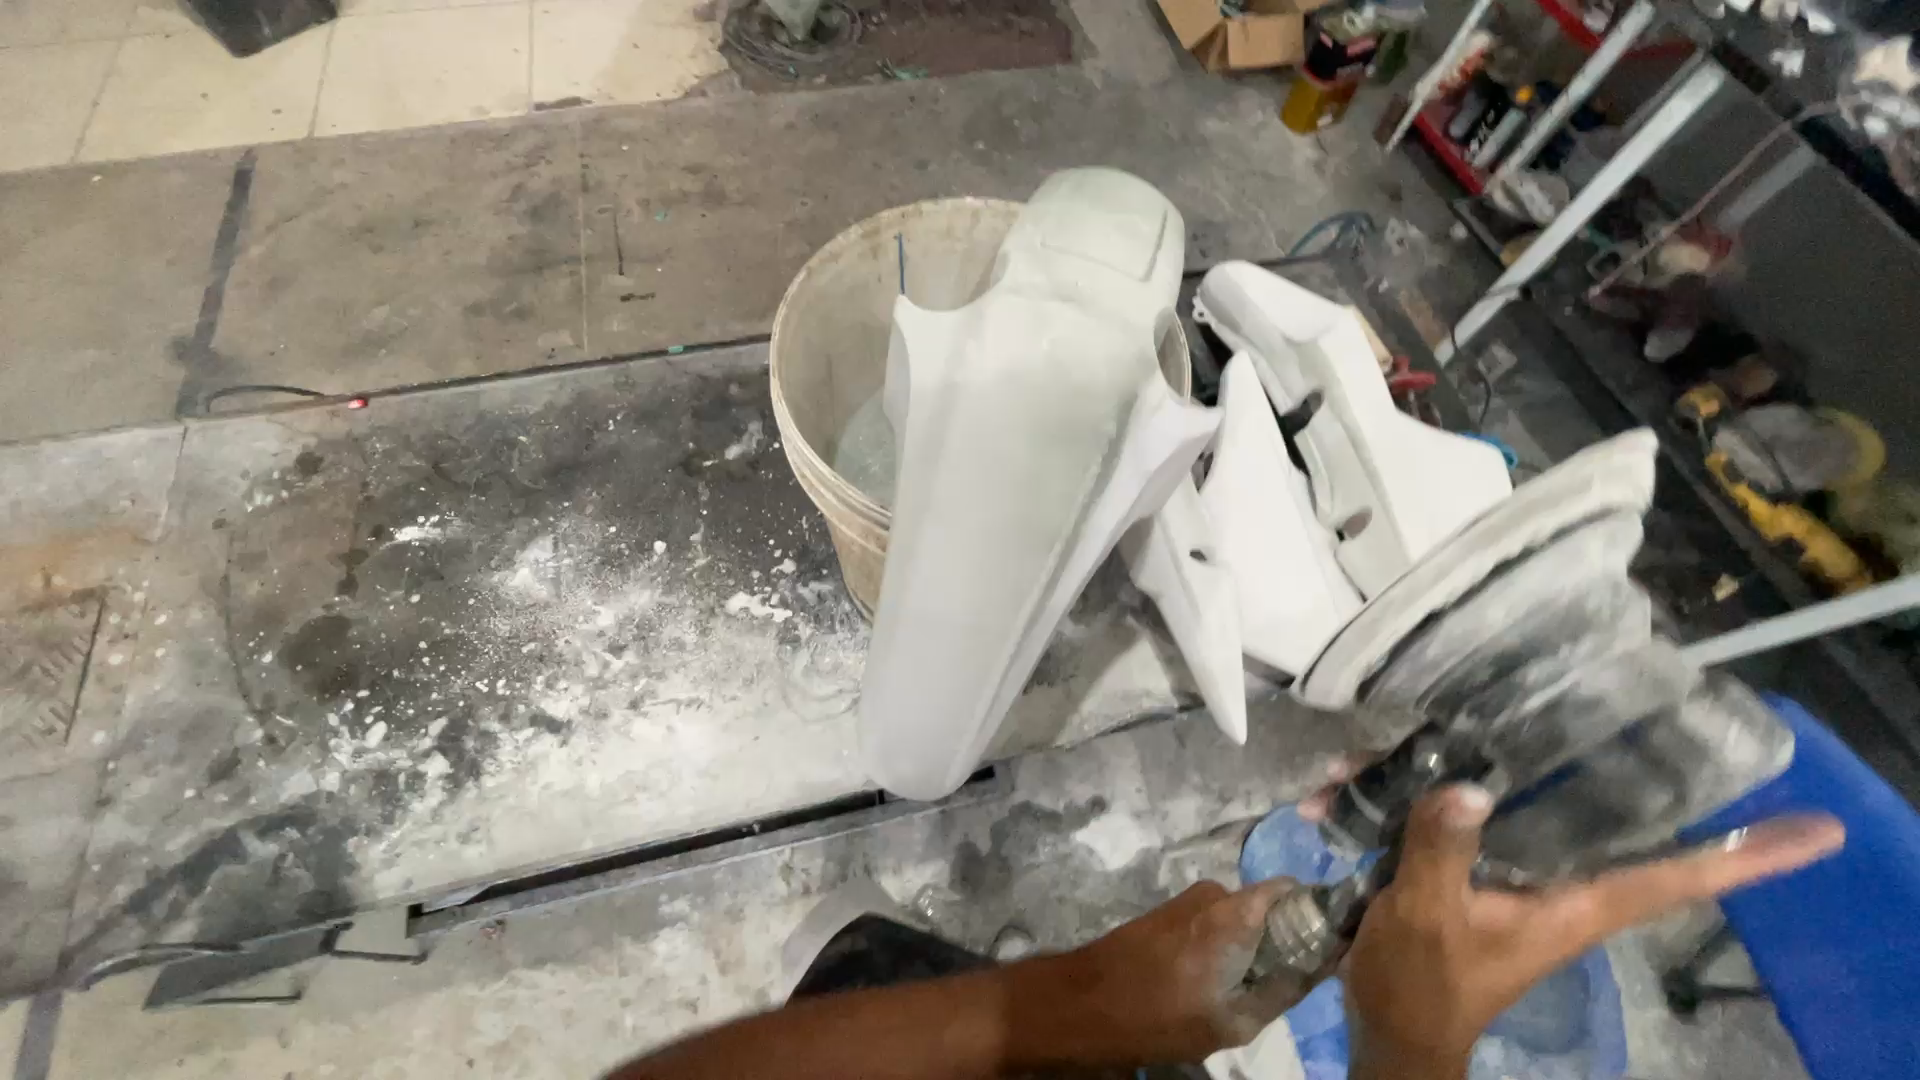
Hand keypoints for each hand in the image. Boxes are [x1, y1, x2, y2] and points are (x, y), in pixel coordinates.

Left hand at [1028, 878, 1324, 1062]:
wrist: (1089, 1000)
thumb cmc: (1163, 1015)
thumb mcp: (1236, 1020)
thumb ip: (1284, 987)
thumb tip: (1325, 963)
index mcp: (1234, 910)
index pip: (1292, 890)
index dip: (1318, 913)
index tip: (1334, 945)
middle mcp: (1214, 891)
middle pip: (1269, 905)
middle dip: (1285, 938)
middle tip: (1290, 983)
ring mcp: (1189, 898)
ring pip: (1242, 916)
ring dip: (1254, 945)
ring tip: (1250, 988)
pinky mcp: (1171, 909)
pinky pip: (1218, 920)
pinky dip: (1229, 944)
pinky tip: (1219, 981)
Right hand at [1345, 785, 1844, 1075]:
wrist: (1385, 1025)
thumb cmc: (1423, 983)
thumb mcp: (1430, 917)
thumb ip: (1446, 852)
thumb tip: (1470, 786)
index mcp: (1569, 905)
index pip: (1674, 879)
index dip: (1744, 855)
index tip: (1817, 828)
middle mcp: (1546, 884)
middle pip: (1578, 816)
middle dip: (1563, 763)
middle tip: (1571, 710)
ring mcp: (1496, 876)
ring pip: (1484, 806)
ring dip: (1416, 778)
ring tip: (1350, 768)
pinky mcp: (1452, 871)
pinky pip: (1430, 820)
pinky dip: (1382, 804)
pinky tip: (1330, 795)